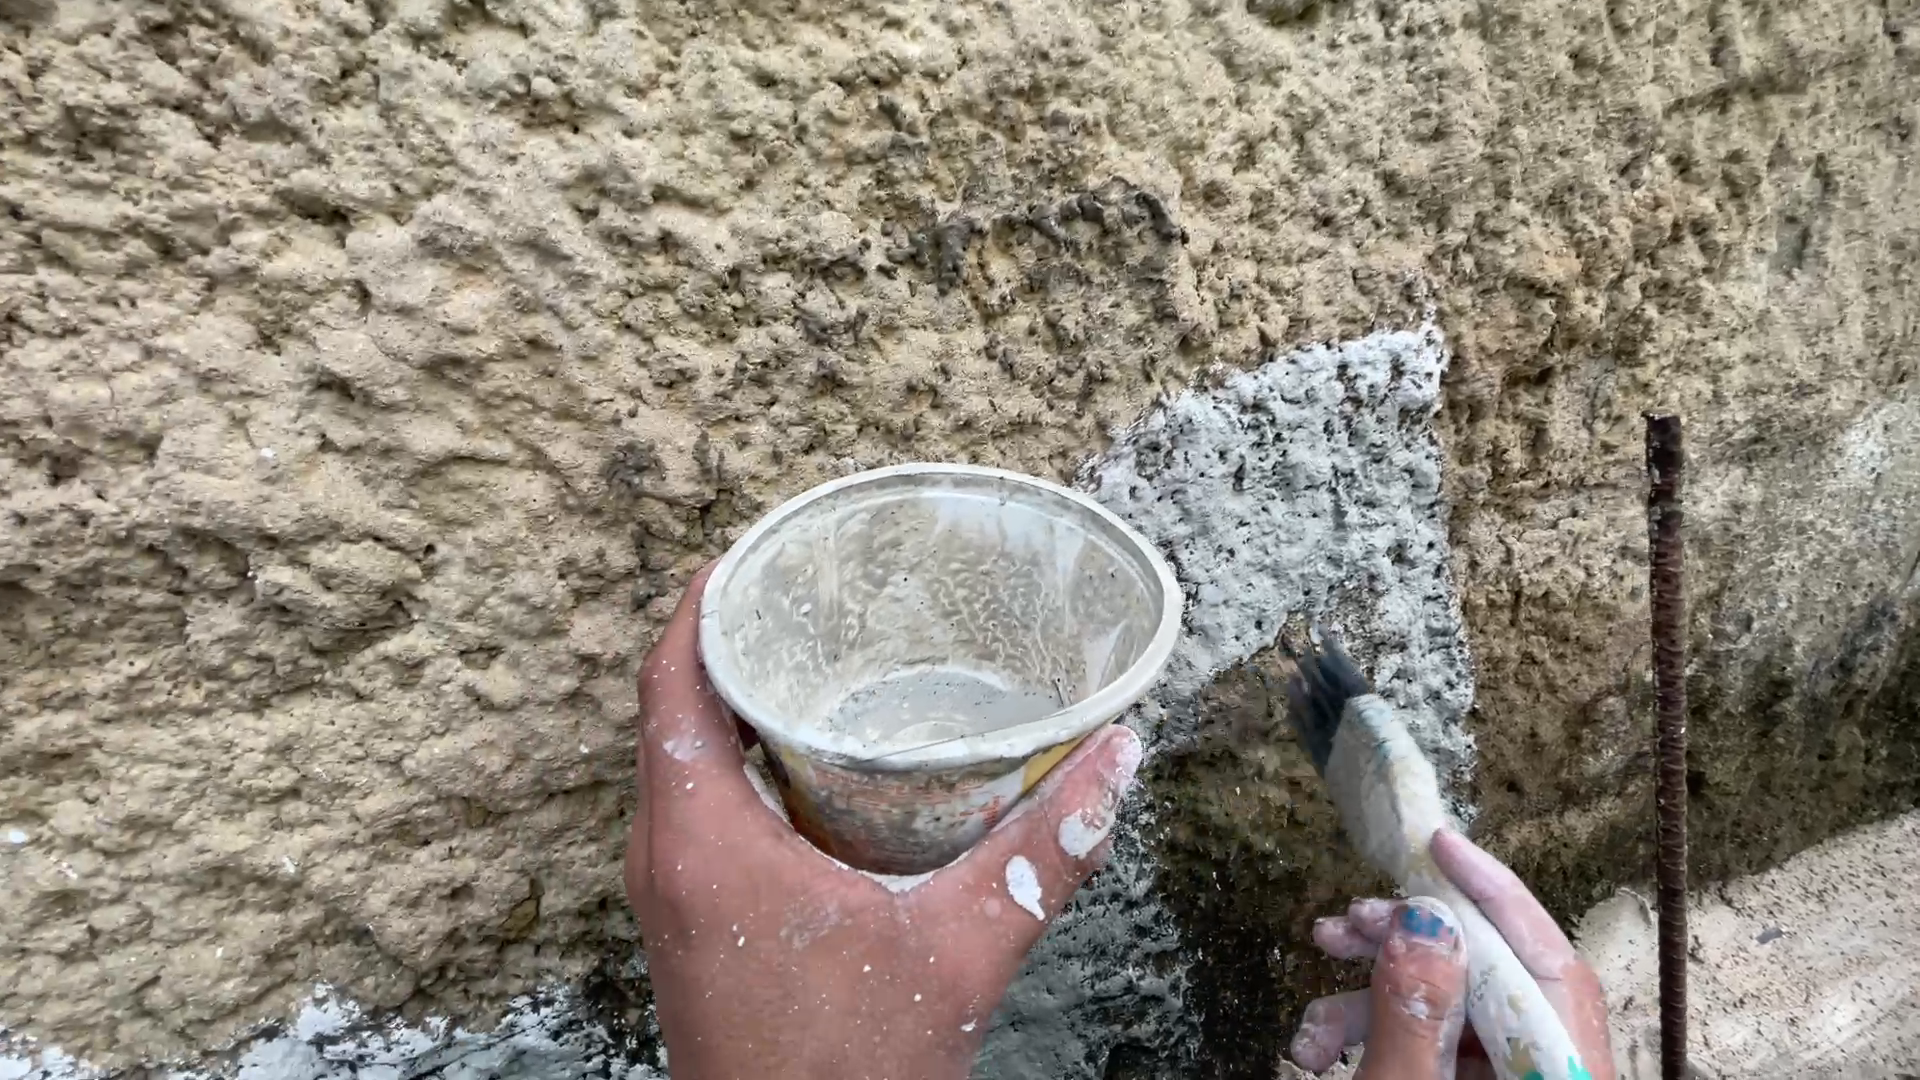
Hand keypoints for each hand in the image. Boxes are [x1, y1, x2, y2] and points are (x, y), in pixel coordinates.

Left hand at [625, 565, 1144, 1079]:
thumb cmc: (853, 1075)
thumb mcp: (961, 950)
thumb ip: (1043, 853)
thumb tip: (1115, 757)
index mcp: (706, 841)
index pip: (670, 686)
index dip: (699, 606)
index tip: (749, 552)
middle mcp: (668, 852)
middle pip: (670, 705)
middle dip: (722, 634)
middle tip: (795, 586)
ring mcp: (672, 883)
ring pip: (677, 750)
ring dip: (722, 688)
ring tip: (798, 642)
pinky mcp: (692, 906)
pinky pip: (691, 792)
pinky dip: (728, 743)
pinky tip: (795, 739)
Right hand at [1290, 829, 1615, 1079]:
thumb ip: (1415, 1014)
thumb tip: (1421, 918)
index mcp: (1558, 1076)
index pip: (1549, 964)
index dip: (1494, 891)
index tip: (1436, 839)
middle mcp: (1543, 1070)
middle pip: (1487, 971)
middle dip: (1405, 933)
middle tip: (1345, 920)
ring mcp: (1505, 1078)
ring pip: (1445, 997)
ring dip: (1372, 977)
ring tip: (1319, 962)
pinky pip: (1426, 1033)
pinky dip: (1370, 1023)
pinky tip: (1318, 1040)